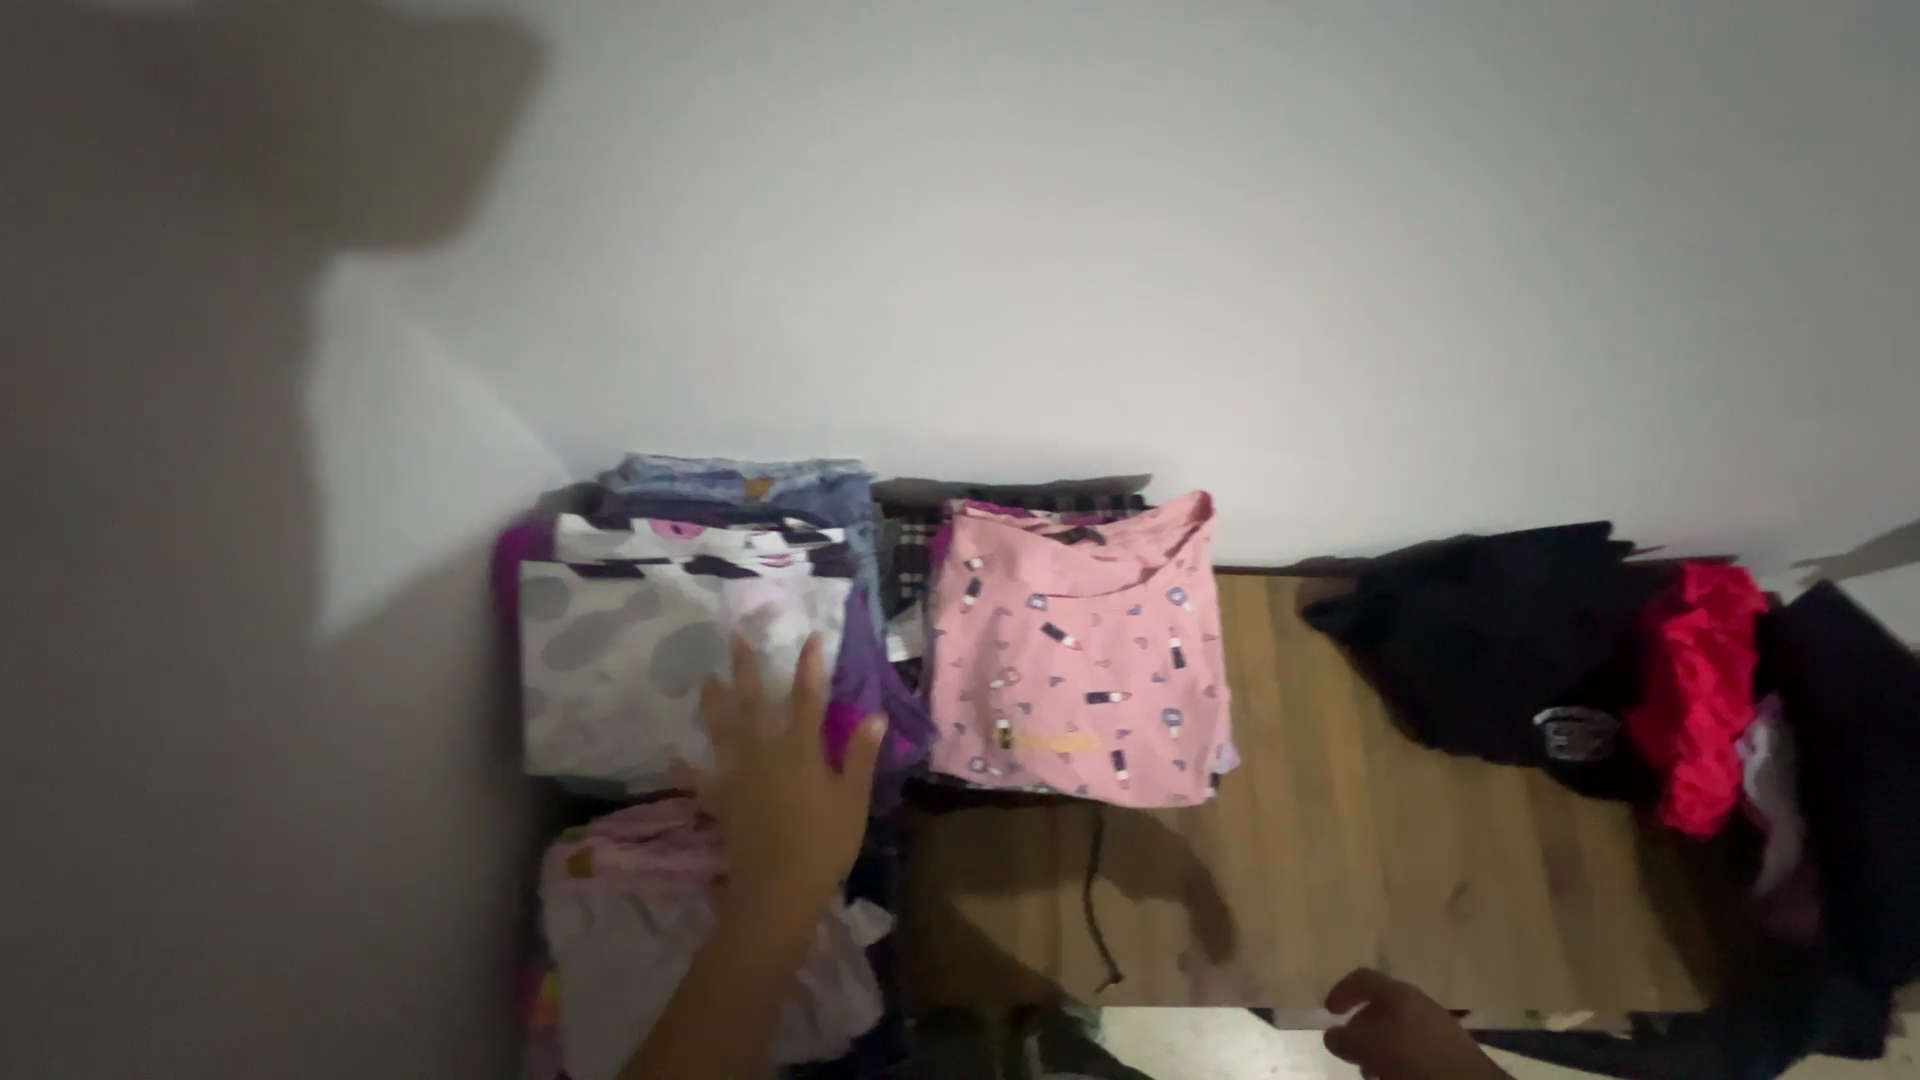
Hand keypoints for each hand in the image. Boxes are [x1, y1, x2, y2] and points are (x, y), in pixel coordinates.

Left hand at [691, 634, 884, 910]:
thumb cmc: (825, 842)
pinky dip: (685, 770)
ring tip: (705, 679)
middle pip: (754, 704)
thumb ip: (861, 755)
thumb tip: (875, 716)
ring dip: (714, 704)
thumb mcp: (853, 798)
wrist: (779, 889)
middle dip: (746, 669)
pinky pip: (699, 782)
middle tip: (735, 640)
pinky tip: (672, 757)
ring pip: (722, 732)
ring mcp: (738, 776)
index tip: (809, 637)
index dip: (809, 666)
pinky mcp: (722, 801)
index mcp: (800, 749)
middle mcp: (765, 752)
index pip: (807, 697)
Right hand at [1323, 968, 1510, 1079]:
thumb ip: (1345, 1040)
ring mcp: (1440, 1030)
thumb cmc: (1417, 1062)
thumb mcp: (1370, 1049)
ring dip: (1379, 1050)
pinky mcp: (1453, 1056)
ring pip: (1399, 1032)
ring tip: (1370, 1073)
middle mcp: (1419, 1005)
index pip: (1362, 978)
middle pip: (1381, 1007)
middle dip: (1361, 1029)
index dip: (1341, 991)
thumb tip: (1331, 1036)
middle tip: (1350, 1050)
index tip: (1329, 1013)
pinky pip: (1417, 1051)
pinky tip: (1395, 1079)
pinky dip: (1400, 1063)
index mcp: (1399, 994)